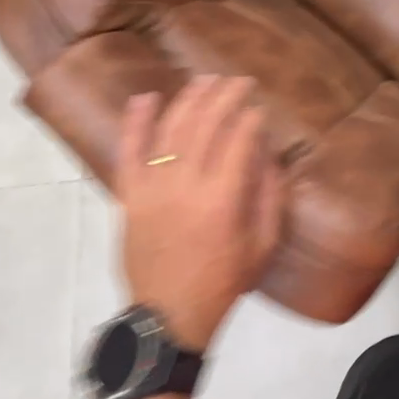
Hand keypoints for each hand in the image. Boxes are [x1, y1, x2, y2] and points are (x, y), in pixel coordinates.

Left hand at [115, 75, 285, 351]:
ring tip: (207, 80)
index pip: (240, 139)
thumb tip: (268, 151)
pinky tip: (146, 97)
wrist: (168, 318)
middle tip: (241, 82)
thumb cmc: (223, 281)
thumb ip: (270, 194)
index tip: (261, 108)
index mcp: (222, 199)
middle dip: (227, 96)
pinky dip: (136, 122)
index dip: (253, 118)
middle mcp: (186, 186)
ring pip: (172, 129)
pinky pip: (128, 152)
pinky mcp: (129, 197)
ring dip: (191, 99)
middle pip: (207, 124)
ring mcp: (152, 189)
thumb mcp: (263, 243)